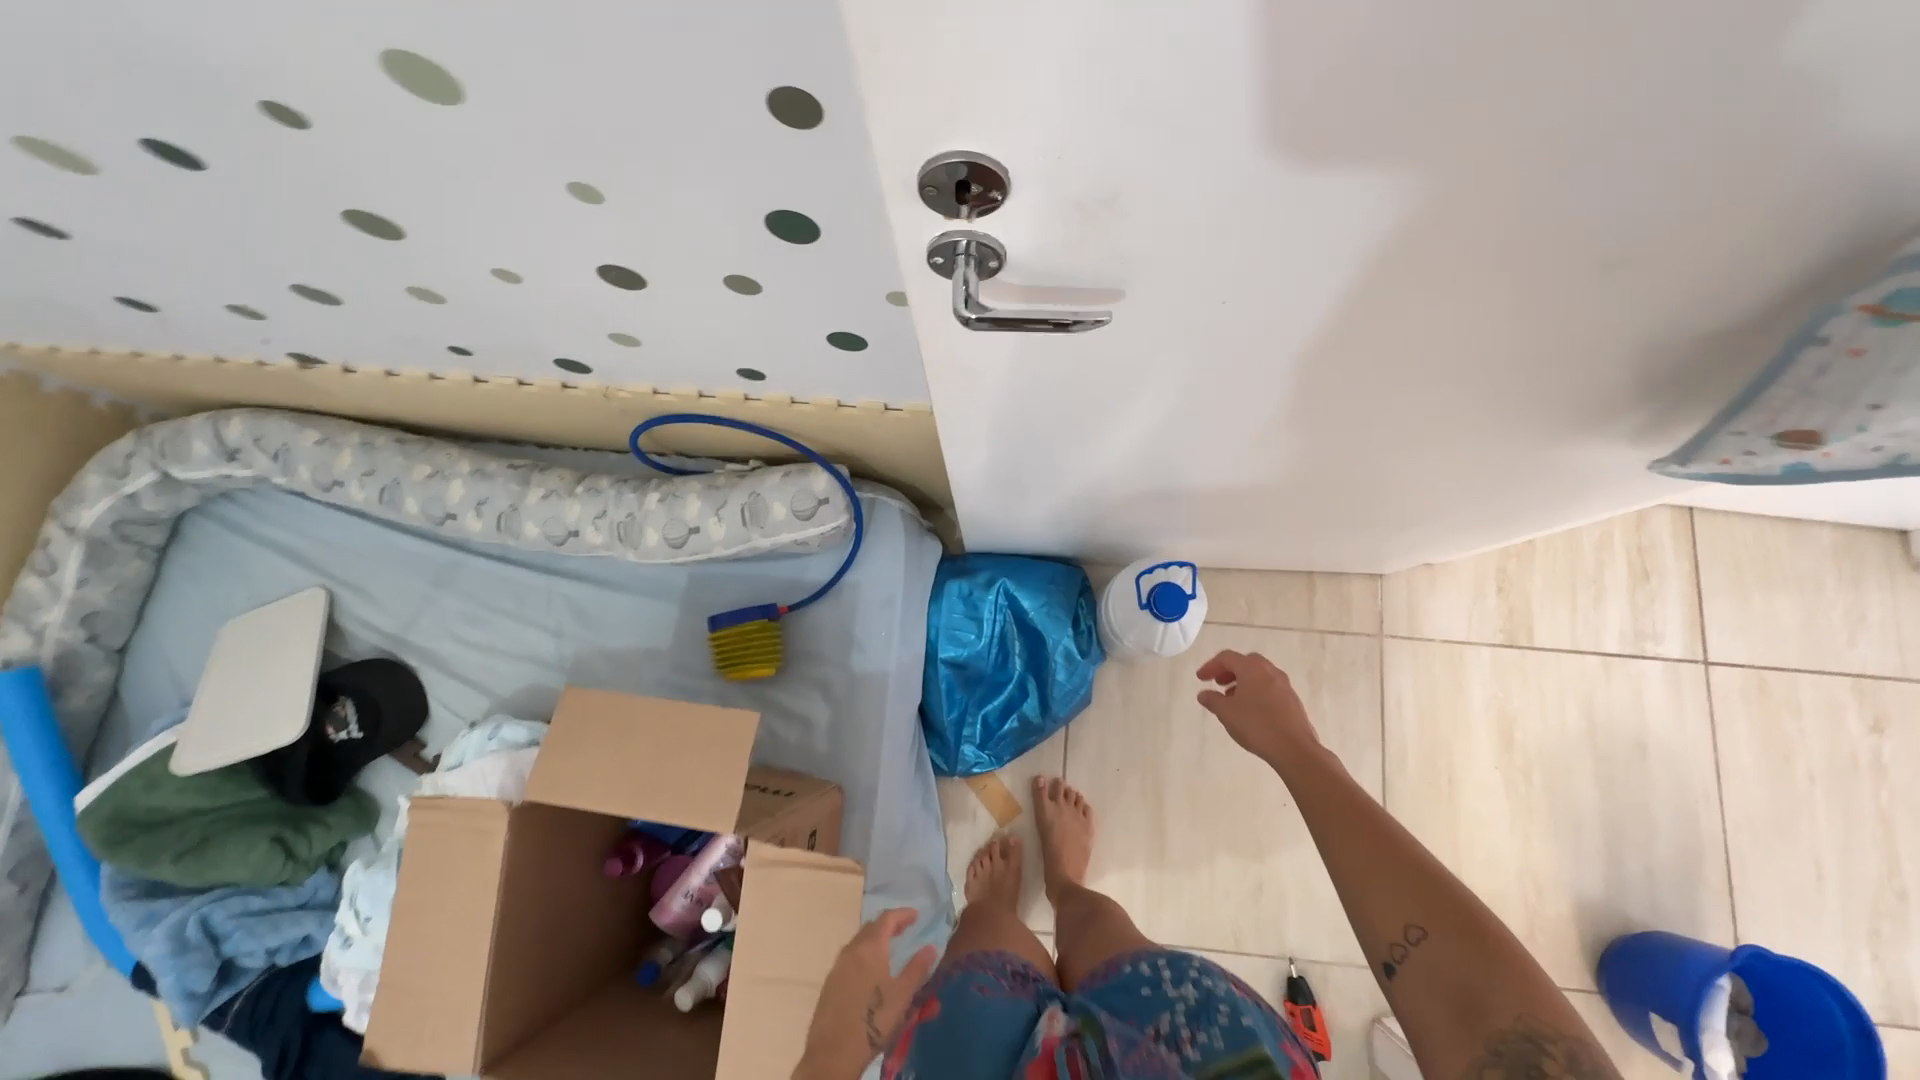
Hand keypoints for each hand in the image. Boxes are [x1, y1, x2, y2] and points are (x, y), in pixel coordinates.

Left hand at [795, 908, 938, 1079]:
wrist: (834, 1051)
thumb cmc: (874, 1020)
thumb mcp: (903, 994)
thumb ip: (917, 968)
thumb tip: (931, 947)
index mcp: (870, 948)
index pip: (886, 919)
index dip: (902, 914)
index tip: (916, 915)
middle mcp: (851, 951)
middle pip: (870, 928)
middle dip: (888, 925)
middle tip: (904, 929)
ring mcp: (837, 967)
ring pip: (858, 944)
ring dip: (874, 941)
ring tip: (888, 949)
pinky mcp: (830, 984)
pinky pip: (849, 960)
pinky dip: (863, 956)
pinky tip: (870, 972)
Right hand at [1195, 649, 1321, 764]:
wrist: (1293, 748)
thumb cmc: (1255, 726)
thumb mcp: (1226, 713)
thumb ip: (1212, 700)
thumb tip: (1204, 694)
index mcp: (1252, 669)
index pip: (1227, 658)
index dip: (1211, 666)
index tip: (1200, 679)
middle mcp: (1270, 671)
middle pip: (1246, 662)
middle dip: (1229, 670)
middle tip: (1218, 683)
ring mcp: (1284, 685)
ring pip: (1259, 674)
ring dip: (1243, 681)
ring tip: (1232, 699)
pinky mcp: (1292, 699)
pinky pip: (1270, 687)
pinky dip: (1256, 690)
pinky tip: (1251, 710)